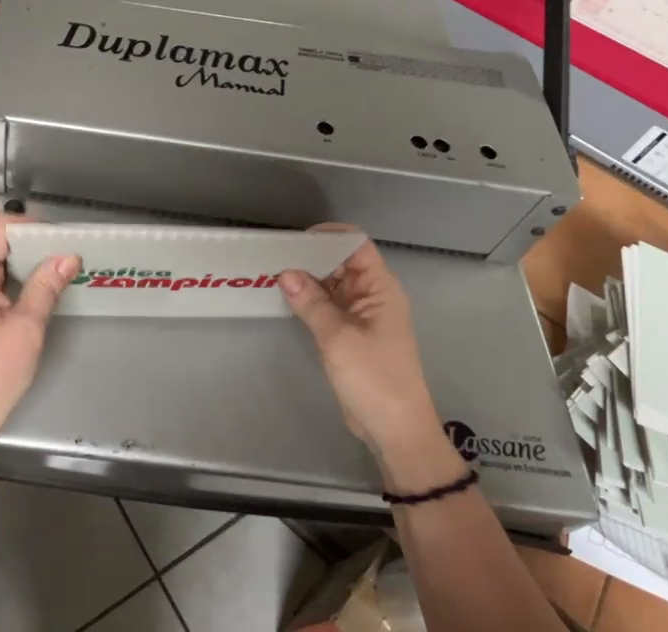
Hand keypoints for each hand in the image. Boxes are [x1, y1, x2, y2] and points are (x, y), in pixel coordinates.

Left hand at [0, 214, 77, 448]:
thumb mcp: (27, 327)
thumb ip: (46, 286)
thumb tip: (69, 255)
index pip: (1, 229)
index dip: (33, 228)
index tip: (64, 238)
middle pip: (2, 240)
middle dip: (37, 242)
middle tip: (72, 251)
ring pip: (4, 257)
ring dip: (33, 259)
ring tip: (66, 263)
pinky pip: (1, 275)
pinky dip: (24, 274)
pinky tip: (49, 281)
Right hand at [278, 227, 444, 471]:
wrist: (395, 430)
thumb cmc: (374, 378)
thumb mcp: (338, 337)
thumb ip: (311, 303)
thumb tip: (285, 273)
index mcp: (381, 289)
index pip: (357, 245)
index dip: (328, 236)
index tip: (295, 240)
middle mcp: (373, 296)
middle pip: (341, 263)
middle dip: (311, 257)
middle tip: (274, 256)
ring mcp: (362, 316)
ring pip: (332, 285)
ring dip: (307, 280)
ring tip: (272, 273)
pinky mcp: (351, 335)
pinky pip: (328, 307)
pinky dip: (309, 301)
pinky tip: (285, 299)